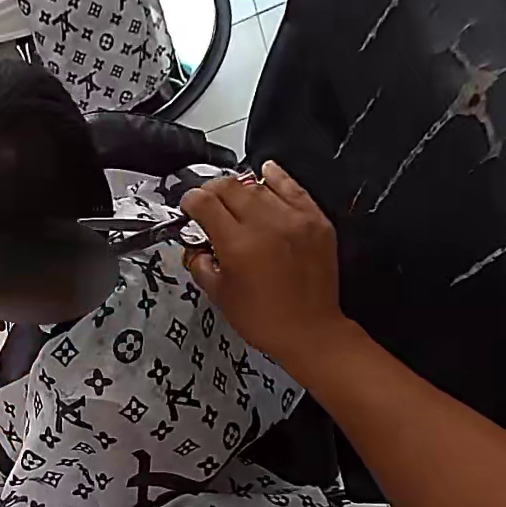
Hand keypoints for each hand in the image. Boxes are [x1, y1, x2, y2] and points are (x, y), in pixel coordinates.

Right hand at [182, 161, 356, 368]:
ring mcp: (294, 220)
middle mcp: (266, 225)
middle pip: (229, 186)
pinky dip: (276, 178)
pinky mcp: (315, 221)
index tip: (190, 207)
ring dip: (241, 188)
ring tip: (235, 200)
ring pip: (258, 183)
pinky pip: (292, 187)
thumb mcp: (221, 296)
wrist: (310, 331)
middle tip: (209, 204)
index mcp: (237, 244)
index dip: (191, 202)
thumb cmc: (268, 320)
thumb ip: (201, 265)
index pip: (204, 202)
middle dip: (212, 192)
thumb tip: (196, 248)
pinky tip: (267, 175)